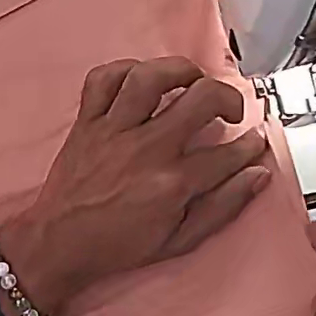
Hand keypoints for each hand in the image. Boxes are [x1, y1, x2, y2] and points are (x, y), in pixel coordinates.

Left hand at [1, 58, 271, 315]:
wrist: (59, 244)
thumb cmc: (116, 245)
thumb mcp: (178, 241)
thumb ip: (222, 208)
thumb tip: (256, 177)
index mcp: (171, 183)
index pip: (227, 153)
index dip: (249, 145)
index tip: (253, 141)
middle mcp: (146, 149)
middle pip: (200, 99)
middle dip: (228, 98)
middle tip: (228, 111)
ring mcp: (113, 131)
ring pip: (151, 77)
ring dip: (180, 71)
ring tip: (191, 82)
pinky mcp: (87, 123)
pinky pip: (102, 79)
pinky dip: (123, 70)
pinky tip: (140, 80)